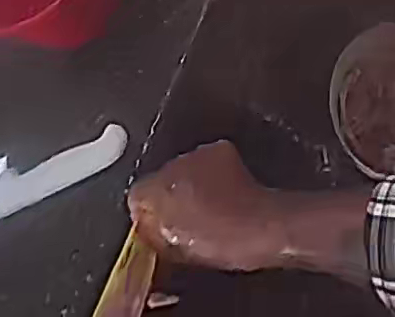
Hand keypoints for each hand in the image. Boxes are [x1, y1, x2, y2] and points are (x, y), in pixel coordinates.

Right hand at [127, 141, 282, 270]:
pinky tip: (218, 189)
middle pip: (162, 176)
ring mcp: (200, 152)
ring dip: (189, 180)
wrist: (256, 224)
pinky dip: (209, 171)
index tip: (155, 220)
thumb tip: (144, 220)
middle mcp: (176, 163)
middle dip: (169, 191)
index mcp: (159, 189)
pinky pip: (206, 160)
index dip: (146, 209)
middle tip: (181, 213)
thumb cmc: (216, 241)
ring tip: (203, 202)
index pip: (138, 192)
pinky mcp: (220, 147)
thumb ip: (151, 229)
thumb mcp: (173, 248)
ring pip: (184, 166)